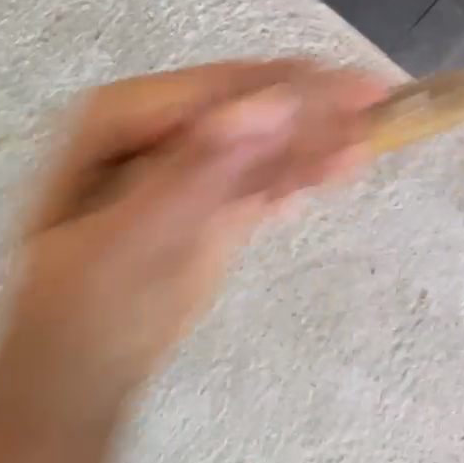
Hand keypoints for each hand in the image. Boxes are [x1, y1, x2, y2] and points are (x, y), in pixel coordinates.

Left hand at [0, 62, 385, 462]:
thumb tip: (272, 106)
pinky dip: (307, 169)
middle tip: (376, 107)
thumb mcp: (134, 240)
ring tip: (365, 147)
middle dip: (312, 109)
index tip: (346, 90)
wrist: (87, 375)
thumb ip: (199, 170)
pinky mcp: (222, 186)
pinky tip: (340, 170)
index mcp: (119, 119)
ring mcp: (194, 156)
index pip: (216, 90)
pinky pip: (272, 168)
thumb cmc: (89, 310)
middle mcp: (159, 126)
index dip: (284, 86)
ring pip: (270, 135)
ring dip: (319, 139)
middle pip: (251, 104)